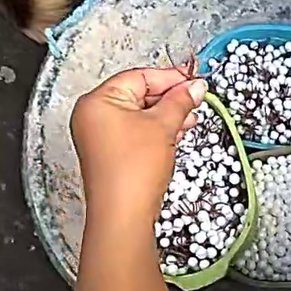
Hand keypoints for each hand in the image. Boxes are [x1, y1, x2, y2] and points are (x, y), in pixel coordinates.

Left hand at [71, 67, 206, 229]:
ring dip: (166, 115)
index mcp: (98, 101)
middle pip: (138, 94)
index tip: (194, 81)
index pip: (139, 77)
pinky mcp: (112, 154)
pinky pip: (137, 132)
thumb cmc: (132, 171)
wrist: (124, 214)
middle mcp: (94, 116)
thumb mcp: (163, 126)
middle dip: (170, 98)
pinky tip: (176, 133)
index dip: (170, 78)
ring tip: (190, 118)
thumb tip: (194, 86)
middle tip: (195, 99)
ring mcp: (101, 136)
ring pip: (140, 115)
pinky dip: (157, 131)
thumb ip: (180, 102)